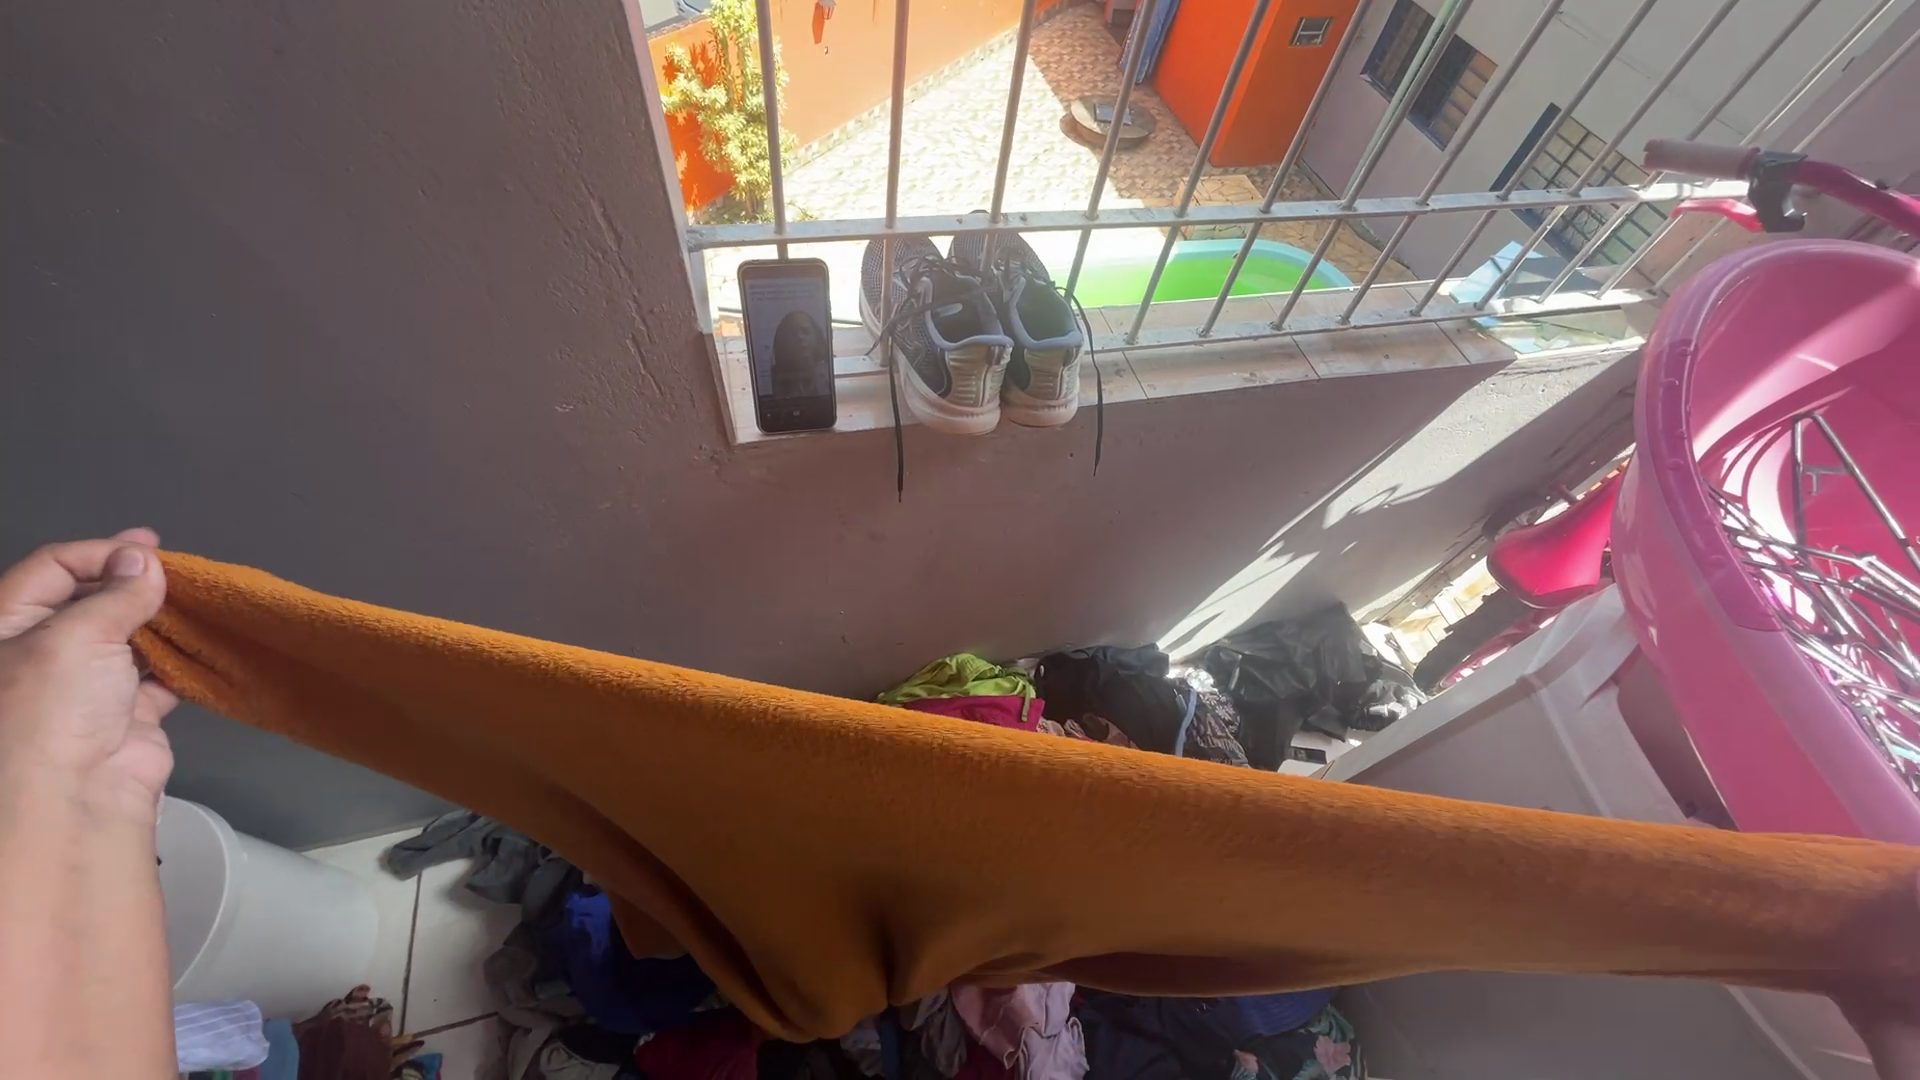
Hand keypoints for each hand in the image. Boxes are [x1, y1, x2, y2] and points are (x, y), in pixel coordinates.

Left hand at [0, 530, 176, 820]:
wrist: (70, 794)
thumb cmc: (49, 709)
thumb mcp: (75, 638)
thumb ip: (115, 595)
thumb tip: (144, 559)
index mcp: (1, 628)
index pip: (51, 568)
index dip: (102, 554)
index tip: (153, 551)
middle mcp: (35, 650)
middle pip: (90, 599)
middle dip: (136, 583)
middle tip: (184, 572)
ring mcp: (82, 681)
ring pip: (128, 634)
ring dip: (164, 619)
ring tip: (204, 604)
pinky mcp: (124, 707)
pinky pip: (158, 671)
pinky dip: (183, 657)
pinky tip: (210, 643)